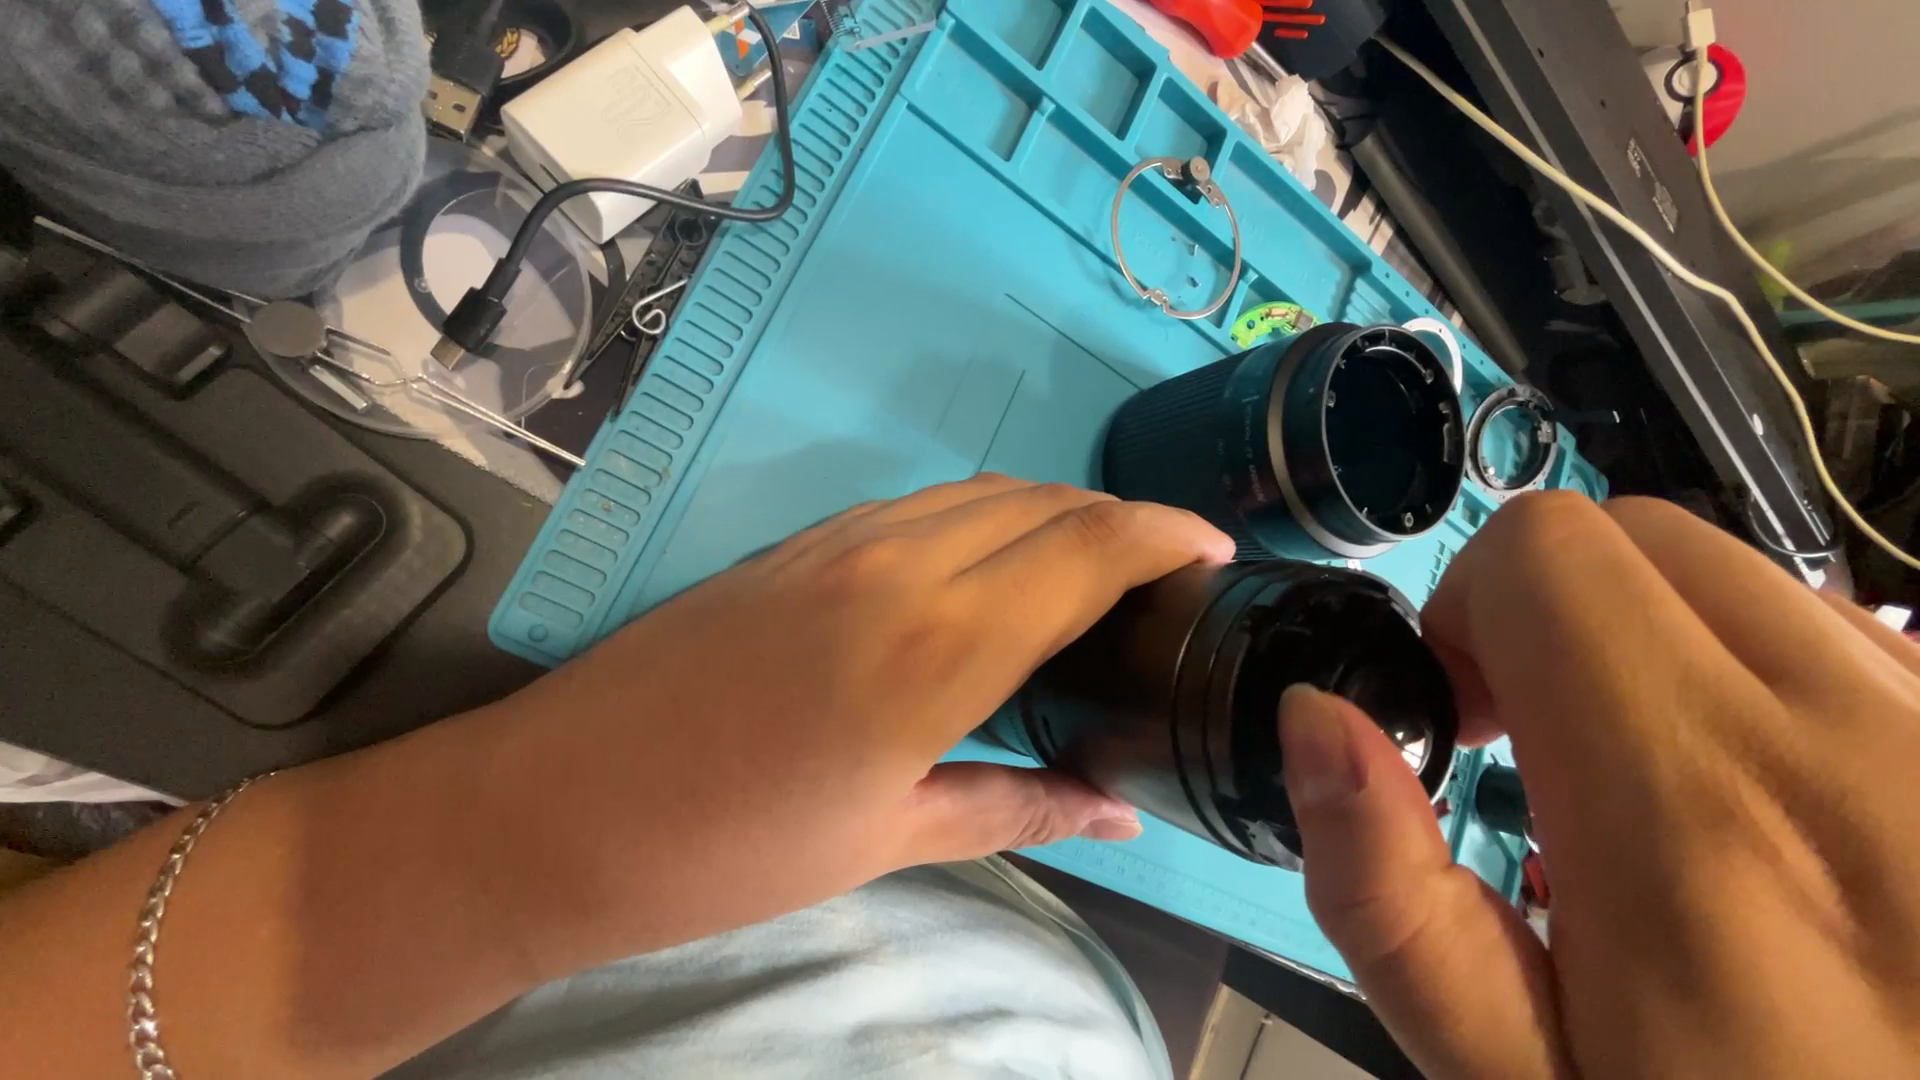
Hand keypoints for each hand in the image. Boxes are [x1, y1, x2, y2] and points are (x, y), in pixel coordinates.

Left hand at [470, 474, 1234, 976]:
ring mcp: (840, 539)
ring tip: (1090, 564)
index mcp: (937, 643)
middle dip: (1119, 521)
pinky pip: (922, 507)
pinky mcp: (799, 541)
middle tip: (1163, 568)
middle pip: (1042, 503)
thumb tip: (1115, 810)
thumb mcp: (889, 839)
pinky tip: (991, 566)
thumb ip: (1017, 807)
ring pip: (982, 493)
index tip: (1212, 550)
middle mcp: (898, 562)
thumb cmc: (730, 847)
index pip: (1086, 548)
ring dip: (1050, 512)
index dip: (1164, 535)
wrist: (557, 804)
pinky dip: (982, 519)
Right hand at [1278, 493, 1919, 1076]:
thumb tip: (1313, 712)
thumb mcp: (1506, 1070)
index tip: (1471, 718)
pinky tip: (1769, 791)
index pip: (1544, 554)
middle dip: (1547, 607)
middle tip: (1542, 736)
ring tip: (1654, 768)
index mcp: (1699, 812)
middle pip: (1640, 533)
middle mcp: (1861, 744)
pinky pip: (1864, 634)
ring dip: (1653, 635)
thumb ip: (1380, 888)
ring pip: (1749, 572)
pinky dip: (1768, 671)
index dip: (1466, 611)